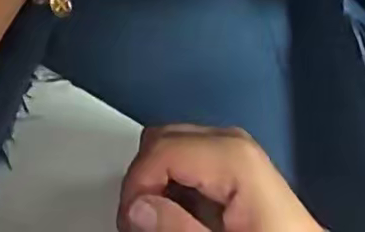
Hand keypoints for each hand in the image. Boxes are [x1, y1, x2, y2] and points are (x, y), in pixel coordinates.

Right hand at [119, 126, 322, 231]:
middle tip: (139, 226)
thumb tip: (136, 209)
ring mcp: (234, 150)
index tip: (129, 225)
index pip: (162, 150)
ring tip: (157, 226)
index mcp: (232, 155)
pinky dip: (174, 187)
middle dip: (143, 181)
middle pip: (162, 140)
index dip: (137, 186)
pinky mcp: (234, 166)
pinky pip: (187, 162)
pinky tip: (180, 220)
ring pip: (170, 148)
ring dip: (156, 184)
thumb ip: (179, 230)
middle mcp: (231, 141)